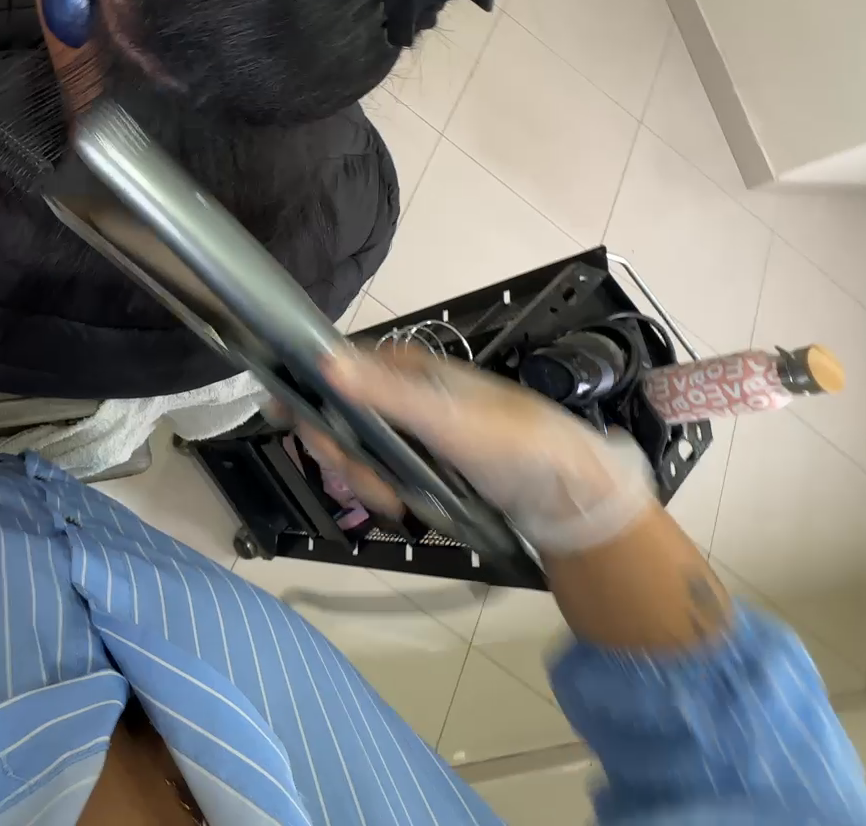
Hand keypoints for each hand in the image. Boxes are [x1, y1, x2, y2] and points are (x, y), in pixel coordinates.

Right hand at [302, 345, 653, 553]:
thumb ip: (383, 392)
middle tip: (365, 482)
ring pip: (353, 447)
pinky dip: (380, 489)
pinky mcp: (418, 460)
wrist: (570, 497)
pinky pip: (377, 470)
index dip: (307, 397)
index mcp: (402, 366)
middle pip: (336, 414)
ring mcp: (408, 427)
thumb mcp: (445, 418)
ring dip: (361, 478)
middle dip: (341, 453)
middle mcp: (398, 391)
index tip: (294, 430)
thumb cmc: (511, 444)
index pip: (332, 370)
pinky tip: (400, 505)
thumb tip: (321, 359)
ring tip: (392, 502)